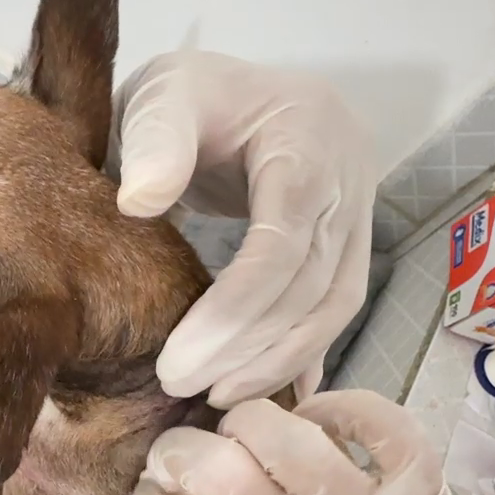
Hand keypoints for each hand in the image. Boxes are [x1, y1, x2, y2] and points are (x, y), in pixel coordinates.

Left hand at [114, 50, 376, 406]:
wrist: (228, 95)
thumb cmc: (189, 97)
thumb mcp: (163, 95)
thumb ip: (153, 138)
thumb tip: (139, 201)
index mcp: (308, 137)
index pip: (281, 246)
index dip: (232, 313)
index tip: (176, 363)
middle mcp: (348, 178)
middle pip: (311, 287)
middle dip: (250, 349)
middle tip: (185, 389)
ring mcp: (355, 213)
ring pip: (334, 307)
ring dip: (278, 361)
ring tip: (217, 399)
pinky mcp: (345, 244)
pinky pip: (334, 308)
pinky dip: (302, 352)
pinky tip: (269, 392)